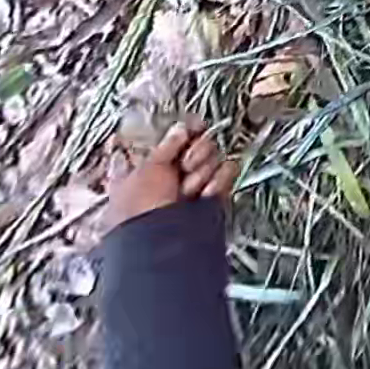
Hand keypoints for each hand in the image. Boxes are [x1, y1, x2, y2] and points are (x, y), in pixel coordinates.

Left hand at [102, 120, 239, 233]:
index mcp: (149, 167)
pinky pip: (229, 169)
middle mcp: (173, 174)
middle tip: (185, 167)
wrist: (164, 241)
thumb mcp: (146, 170)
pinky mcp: (216, 191)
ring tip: (190, 190)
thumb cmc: (140, 211)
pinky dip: (220, 179)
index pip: (175, 137)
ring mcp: (196, 183)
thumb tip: (182, 127)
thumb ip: (167, 144)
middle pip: (200, 143)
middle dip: (196, 153)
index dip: (185, 131)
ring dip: (204, 171)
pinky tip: (206, 192)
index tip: (193, 127)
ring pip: (216, 156)